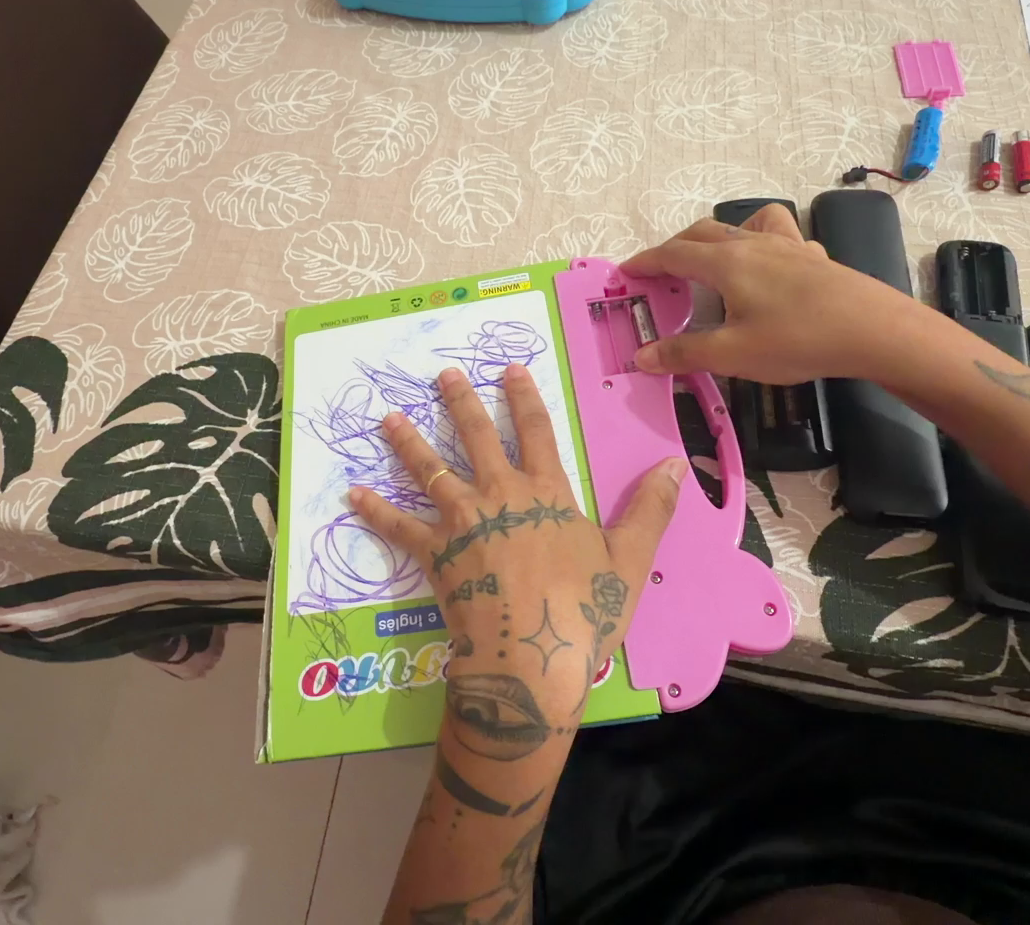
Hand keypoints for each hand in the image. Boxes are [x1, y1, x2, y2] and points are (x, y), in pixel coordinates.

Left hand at [350, 362, 684, 725]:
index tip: (508, 369)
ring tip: (388, 418)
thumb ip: (650, 508)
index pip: (535, 430)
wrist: (532, 660)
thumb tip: (677, 463)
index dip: (523, 396)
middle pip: (475, 436)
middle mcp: (500, 494)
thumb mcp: (629, 559)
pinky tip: (352, 493)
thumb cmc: (584, 611)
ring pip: (431, 470)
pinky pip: (398, 526)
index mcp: (545, 491)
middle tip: (442, 374)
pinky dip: (375, 510)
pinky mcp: (435, 554)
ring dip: (409, 442)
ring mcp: (463, 522)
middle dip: (459, 402)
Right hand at [619, 202, 924, 383]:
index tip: (625, 272)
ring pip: (741, 226)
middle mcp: (753, 244)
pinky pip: (778, 234)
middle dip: (673, 248)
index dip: (645, 262)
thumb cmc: (797, 340)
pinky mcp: (813, 256)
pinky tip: (768, 263)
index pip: (673, 254)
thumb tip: (641, 356)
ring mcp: (787, 246)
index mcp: (726, 263)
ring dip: (716, 236)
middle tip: (659, 270)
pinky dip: (760, 239)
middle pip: (702, 234)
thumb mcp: (732, 354)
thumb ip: (683, 353)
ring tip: (711, 256)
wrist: (874, 330)